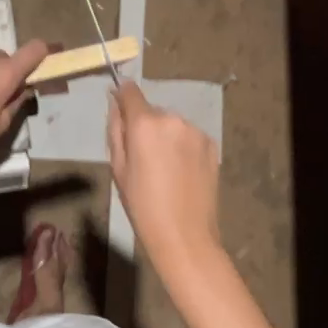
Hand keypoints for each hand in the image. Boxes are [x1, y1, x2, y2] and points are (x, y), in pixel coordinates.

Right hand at [107, 83, 220, 267]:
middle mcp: (173, 119)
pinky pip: (189, 137)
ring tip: (163, 169)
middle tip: (141, 158)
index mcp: (145, 125)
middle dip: (145, 126)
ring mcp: (196, 131)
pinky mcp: (212, 145)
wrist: (184, 235)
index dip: (122, 97)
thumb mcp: (118, 169)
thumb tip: (115, 104)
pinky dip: (182, 147)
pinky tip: (181, 172)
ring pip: (172, 125)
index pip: (130, 91)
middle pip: (152, 111)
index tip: (118, 108)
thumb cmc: (142, 206)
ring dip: (165, 137)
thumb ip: (115, 131)